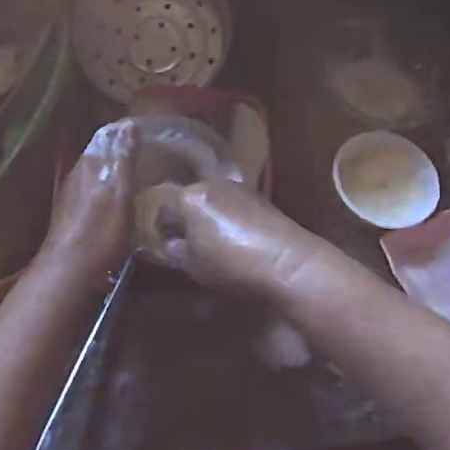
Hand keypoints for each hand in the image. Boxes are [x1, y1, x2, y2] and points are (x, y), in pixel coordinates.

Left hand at [33, 120, 137, 281]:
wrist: (69, 267)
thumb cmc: (100, 230)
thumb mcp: (120, 193)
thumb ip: (124, 160)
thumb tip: (129, 124)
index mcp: (90, 164)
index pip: (107, 136)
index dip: (125, 132)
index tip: (147, 130)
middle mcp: (78, 173)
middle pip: (100, 152)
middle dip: (120, 148)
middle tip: (146, 150)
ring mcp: (71, 192)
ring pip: (94, 170)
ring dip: (113, 167)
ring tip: (135, 170)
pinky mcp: (71, 211)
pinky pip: (91, 187)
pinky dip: (106, 185)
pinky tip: (117, 195)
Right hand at [138, 178, 334, 300]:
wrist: (289, 263)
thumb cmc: (233, 264)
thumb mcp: (194, 266)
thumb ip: (175, 252)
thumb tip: (170, 244)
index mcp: (189, 197)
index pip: (162, 206)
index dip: (160, 226)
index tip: (163, 243)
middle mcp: (211, 183)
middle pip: (189, 198)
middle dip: (185, 217)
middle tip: (186, 242)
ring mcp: (238, 187)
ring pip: (212, 199)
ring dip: (208, 215)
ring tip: (212, 240)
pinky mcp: (259, 197)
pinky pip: (232, 204)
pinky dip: (228, 217)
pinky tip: (234, 238)